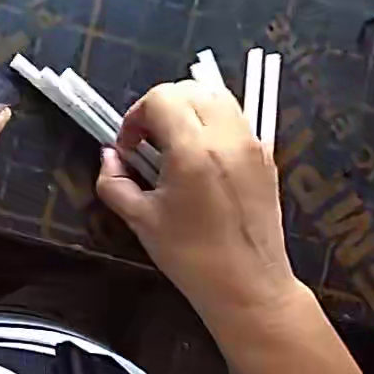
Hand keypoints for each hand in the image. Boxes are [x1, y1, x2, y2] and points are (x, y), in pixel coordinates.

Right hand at [95, 80, 303, 320]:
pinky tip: (197, 159)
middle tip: (146, 141)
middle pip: (190, 88)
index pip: (161, 99)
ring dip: (187, 109)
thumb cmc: (190, 256)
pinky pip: (235, 119)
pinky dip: (210, 123)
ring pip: (217, 96)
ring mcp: (252, 144)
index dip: (135, 116)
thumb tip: (109, 157)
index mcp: (194, 151)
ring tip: (172, 146)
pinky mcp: (265, 156)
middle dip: (160, 106)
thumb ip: (114, 182)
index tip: (128, 147)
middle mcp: (228, 138)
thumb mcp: (139, 219)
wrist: (247, 285)